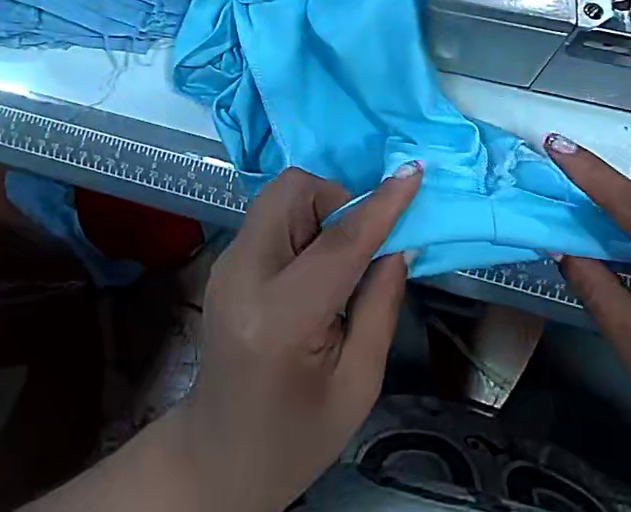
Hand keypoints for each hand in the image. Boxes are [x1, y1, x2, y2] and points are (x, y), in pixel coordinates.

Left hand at [30, 164, 420, 511]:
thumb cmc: (295, 436)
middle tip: (362, 244)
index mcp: (280, 318)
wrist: (216, 457)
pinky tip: (313, 268)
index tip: (415, 173)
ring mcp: (226, 264)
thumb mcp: (358, 385)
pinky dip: (303, 222)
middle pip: (293, 191)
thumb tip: (399, 243)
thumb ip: (381, 305)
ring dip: (320, 209)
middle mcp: (243, 276)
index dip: (382, 205)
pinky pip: (271, 214)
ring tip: (337, 262)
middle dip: (338, 199)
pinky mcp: (225, 261)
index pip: (338, 243)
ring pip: (280, 194)